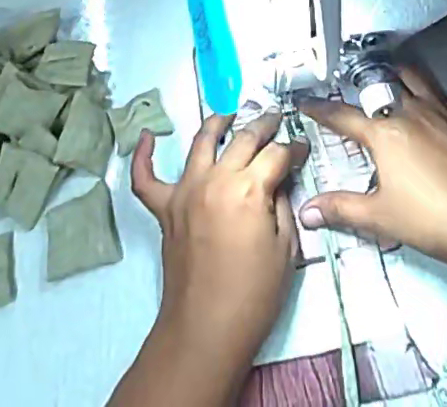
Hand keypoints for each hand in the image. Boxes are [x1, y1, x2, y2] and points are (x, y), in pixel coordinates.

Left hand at [130, 113, 303, 355]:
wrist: (206, 331)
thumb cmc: (254, 295)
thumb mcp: (286, 247)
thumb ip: (284, 204)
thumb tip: (280, 180)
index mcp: (250, 189)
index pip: (278, 154)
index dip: (294, 148)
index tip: (302, 147)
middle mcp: (216, 180)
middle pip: (244, 138)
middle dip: (265, 126)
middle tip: (276, 120)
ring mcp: (186, 191)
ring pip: (201, 142)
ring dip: (218, 122)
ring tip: (230, 114)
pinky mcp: (164, 208)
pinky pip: (146, 177)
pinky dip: (144, 156)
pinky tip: (148, 137)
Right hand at [298, 47, 446, 277]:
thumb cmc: (434, 220)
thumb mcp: (382, 217)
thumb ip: (342, 209)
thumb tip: (307, 212)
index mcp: (384, 134)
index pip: (343, 117)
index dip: (322, 110)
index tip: (306, 103)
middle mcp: (410, 113)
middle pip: (381, 92)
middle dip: (363, 87)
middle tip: (352, 85)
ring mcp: (443, 111)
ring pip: (418, 80)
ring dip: (404, 72)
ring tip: (394, 65)